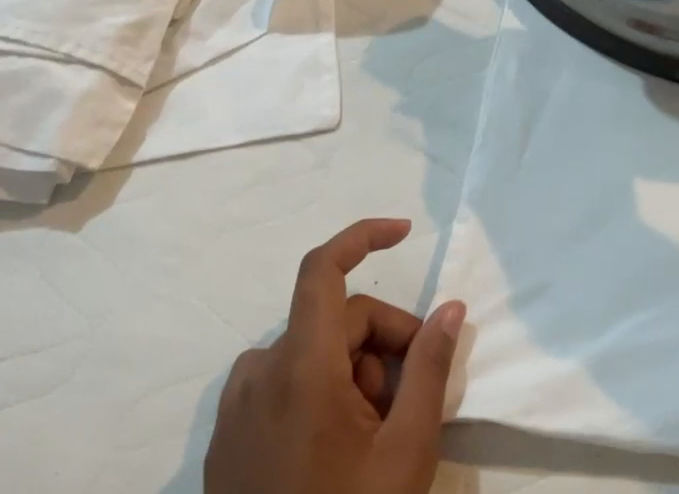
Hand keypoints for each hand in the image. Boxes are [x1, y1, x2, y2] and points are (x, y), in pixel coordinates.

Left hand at [204, 219, 465, 493]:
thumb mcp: (407, 448)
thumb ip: (430, 367)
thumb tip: (452, 308)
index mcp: (300, 367)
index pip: (324, 269)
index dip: (364, 237)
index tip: (405, 230)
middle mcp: (259, 371)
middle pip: (335, 320)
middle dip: (384, 342)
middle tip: (413, 397)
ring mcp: (236, 404)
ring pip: (312, 353)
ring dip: (354, 373)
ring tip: (376, 432)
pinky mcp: (227, 433)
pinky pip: (283, 382)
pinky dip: (320, 391)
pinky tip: (338, 444)